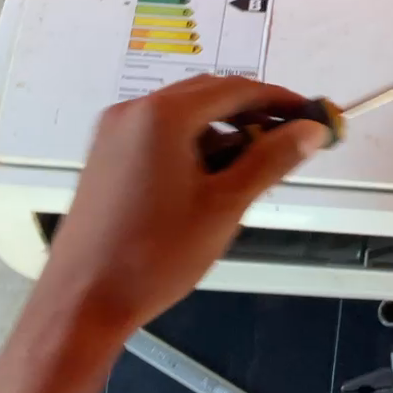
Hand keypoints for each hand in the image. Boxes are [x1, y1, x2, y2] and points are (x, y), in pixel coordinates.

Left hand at [40, 75, 330, 337]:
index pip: (236, 89)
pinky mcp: (105, 155)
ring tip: (254, 165)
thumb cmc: (157, 254)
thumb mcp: (225, 205)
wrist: (80, 303)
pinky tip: (212, 177)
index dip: (279, 100)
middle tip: (289, 140)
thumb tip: (311, 129)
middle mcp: (133, 110)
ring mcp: (114, 132)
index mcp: (163, 115)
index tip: (312, 117)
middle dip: (252, 113)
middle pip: (208, 95)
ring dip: (224, 130)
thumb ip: (272, 159)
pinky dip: (194, 143)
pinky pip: (160, 133)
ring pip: (184, 114)